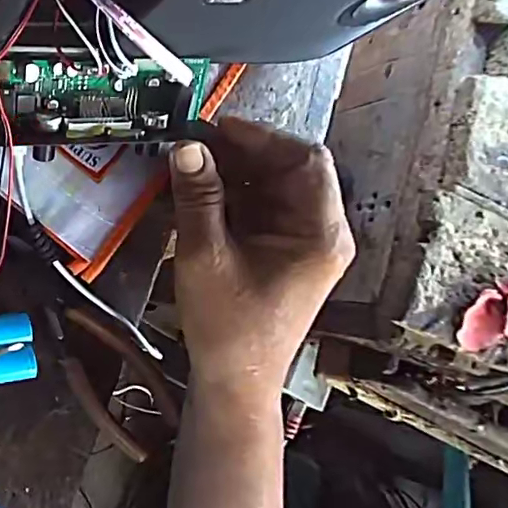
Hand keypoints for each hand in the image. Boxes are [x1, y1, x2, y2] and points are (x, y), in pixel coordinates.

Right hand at [168, 117, 353, 408]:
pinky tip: (198, 190)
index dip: (263, 137)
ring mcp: (300, 241)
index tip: (218, 128)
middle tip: (196, 144)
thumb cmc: (228, 326)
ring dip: (232, 172)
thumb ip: (198, 198)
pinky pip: (258, 207)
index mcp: (319, 234)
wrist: (234, 380)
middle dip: (242, 154)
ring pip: (270, 186)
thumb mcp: (206, 256)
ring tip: (191, 164)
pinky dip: (230, 195)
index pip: (306, 162)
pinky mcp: (279, 250)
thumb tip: (187, 147)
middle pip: (288, 171)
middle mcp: (319, 232)